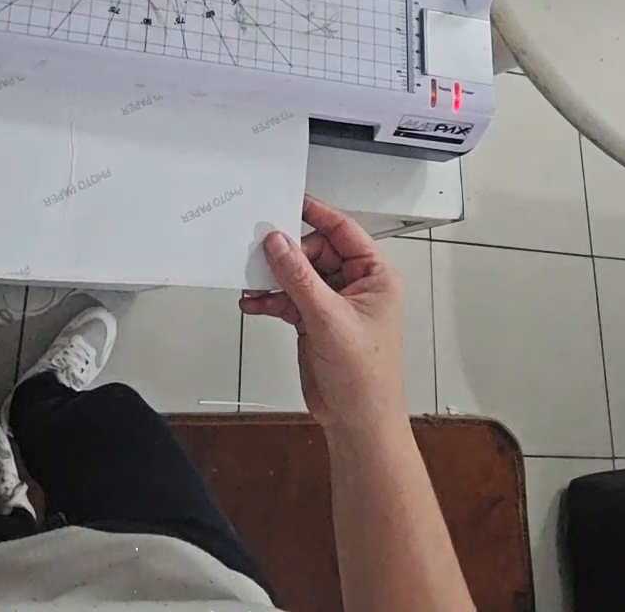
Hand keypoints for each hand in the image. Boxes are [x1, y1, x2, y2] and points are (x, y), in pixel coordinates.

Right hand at [240, 196, 406, 432]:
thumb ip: (299, 277)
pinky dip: (271, 299)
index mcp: (374, 275)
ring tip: (249, 279)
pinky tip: (253, 303)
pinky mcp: (315, 320)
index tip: (288, 201)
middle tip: (259, 252)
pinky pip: (289, 298)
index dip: (315, 214)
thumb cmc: (365, 377)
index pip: (342, 231)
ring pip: (298, 274)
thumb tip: (277, 241)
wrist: (357, 423)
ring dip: (274, 278)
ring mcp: (334, 302)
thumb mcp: (329, 319)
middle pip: (314, 250)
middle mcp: (355, 284)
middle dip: (286, 253)